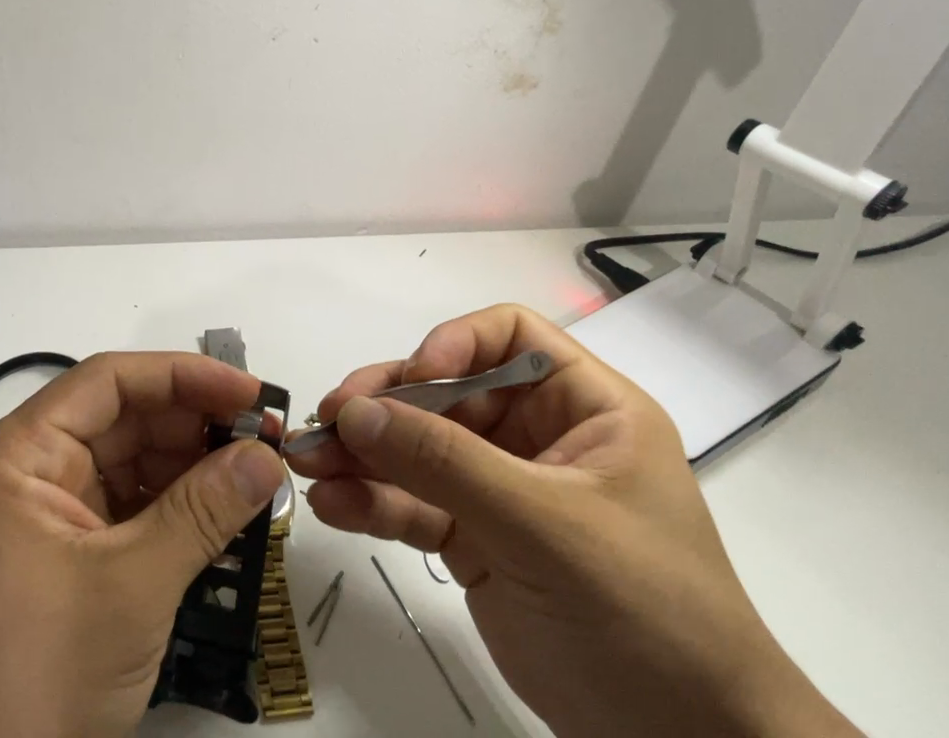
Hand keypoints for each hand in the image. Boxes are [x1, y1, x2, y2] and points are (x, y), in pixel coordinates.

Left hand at [0, 352, 285, 737]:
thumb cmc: (37, 668)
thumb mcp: (131, 584)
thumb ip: (203, 512)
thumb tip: (267, 456)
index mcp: (19, 454)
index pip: (108, 382)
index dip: (184, 377)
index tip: (252, 394)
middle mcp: (27, 472)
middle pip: (121, 423)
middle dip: (195, 429)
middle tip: (269, 445)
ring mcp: (44, 518)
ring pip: (128, 469)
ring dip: (191, 474)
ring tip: (257, 483)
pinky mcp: (61, 560)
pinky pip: (125, 514)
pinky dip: (173, 515)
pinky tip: (224, 522)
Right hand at [285, 305, 860, 737]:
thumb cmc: (640, 609)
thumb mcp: (544, 526)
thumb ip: (445, 463)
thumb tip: (354, 413)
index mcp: (586, 410)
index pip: (512, 338)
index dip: (456, 342)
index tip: (412, 375)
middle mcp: (539, 440)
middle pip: (448, 394)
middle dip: (386, 405)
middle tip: (328, 420)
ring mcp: (503, 494)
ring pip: (420, 451)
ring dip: (363, 454)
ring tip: (308, 462)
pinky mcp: (475, 544)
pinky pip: (415, 507)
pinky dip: (373, 503)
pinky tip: (331, 506)